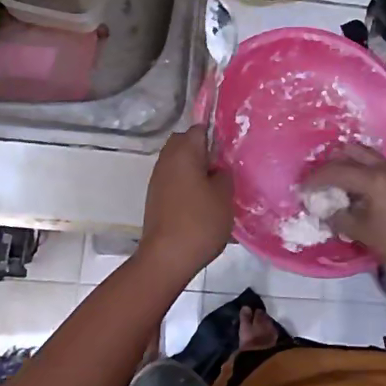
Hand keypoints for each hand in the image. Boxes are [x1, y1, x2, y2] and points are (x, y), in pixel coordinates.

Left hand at [140, 128, 235, 272]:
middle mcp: (166, 159)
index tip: (230, 151)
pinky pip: (173, 180)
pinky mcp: (155, 196)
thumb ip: (224, 174)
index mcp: (183, 152)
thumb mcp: (224, 196)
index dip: (216, 135)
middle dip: (203, 151)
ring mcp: (157, 178)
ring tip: (215, 189)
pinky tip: (201, 203)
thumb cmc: (199, 222)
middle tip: (223, 169)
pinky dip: (186, 184)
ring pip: (178, 162)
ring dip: (194, 170)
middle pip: (185, 143)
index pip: (199, 129)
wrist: (167, 257)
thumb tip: (217, 167)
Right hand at [305, 146, 385, 278]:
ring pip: (365, 156)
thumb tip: (325, 211)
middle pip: (350, 151)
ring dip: (346, 165)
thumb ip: (338, 217)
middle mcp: (384, 167)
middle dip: (330, 163)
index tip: (301, 190)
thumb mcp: (362, 233)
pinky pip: (376, 166)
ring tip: (334, 186)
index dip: (314, 179)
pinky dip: (361, 172)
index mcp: (372, 178)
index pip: (334, 170)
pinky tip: (355, 192)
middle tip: (318, 181)